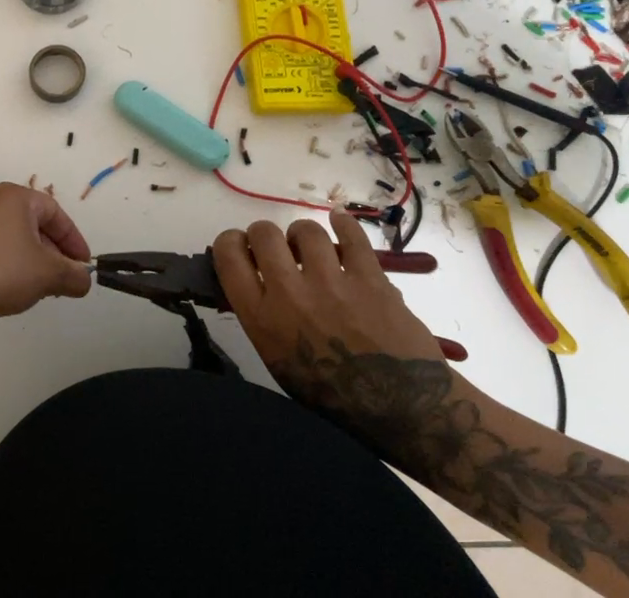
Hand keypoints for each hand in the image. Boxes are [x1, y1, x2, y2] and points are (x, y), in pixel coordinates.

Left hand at [0, 183, 92, 331]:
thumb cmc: (0, 274)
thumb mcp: (49, 276)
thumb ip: (75, 276)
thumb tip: (83, 280)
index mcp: (13, 195)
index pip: (54, 212)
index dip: (74, 240)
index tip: (83, 265)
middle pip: (30, 220)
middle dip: (51, 249)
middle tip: (61, 276)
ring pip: (7, 231)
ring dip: (27, 254)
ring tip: (35, 283)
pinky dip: (2, 256)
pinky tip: (5, 282)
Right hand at [211, 212, 445, 408]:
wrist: (400, 406)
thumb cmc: (331, 393)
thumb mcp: (277, 359)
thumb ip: (262, 318)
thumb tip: (255, 286)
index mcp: (260, 317)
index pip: (228, 255)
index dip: (230, 242)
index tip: (241, 248)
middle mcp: (290, 293)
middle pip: (264, 234)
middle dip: (265, 235)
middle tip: (277, 248)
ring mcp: (332, 284)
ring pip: (306, 231)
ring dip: (303, 235)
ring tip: (312, 248)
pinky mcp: (370, 279)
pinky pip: (352, 237)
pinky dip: (344, 224)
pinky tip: (339, 221)